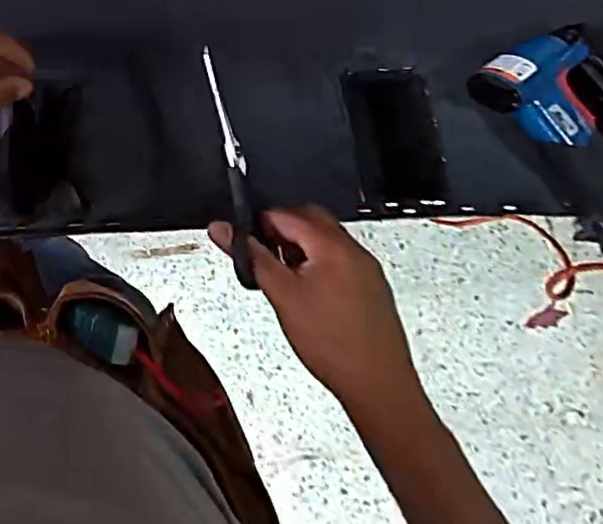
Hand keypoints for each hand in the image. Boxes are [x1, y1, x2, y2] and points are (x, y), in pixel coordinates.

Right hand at [209, 206, 426, 407]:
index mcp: (331, 244)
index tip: (246, 238)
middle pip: (309, 219)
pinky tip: (309, 293)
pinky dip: (319, 264)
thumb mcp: (281, 295)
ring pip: (325, 240)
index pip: (286, 213)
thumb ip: (250, 256)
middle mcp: (354, 250)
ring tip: (285, 277)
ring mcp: (367, 268)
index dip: (259, 223)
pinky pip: (341, 260)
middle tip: (264, 253)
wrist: (378, 388)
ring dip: (301, 248)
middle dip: (282, 230)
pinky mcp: (373, 287)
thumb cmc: (335, 346)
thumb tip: (223, 230)